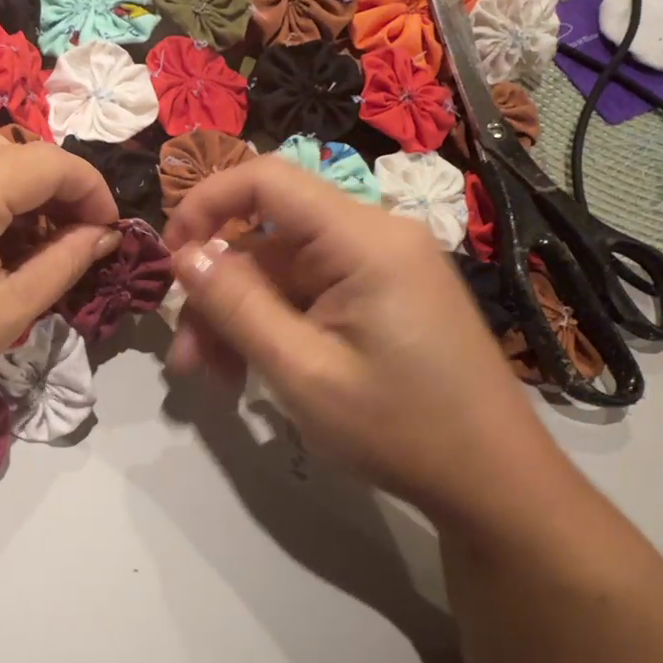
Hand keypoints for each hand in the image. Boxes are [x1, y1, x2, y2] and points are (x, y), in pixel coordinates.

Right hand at [163, 158, 555, 520]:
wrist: (494, 484)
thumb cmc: (401, 429)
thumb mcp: (301, 371)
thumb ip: (236, 305)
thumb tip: (183, 255)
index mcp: (363, 239)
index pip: (266, 179)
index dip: (204, 205)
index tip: (169, 260)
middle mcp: (373, 237)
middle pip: (265, 238)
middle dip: (216, 292)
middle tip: (185, 358)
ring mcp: (379, 268)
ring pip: (278, 272)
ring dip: (237, 318)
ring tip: (213, 379)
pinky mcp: (381, 297)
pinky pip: (305, 295)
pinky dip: (270, 327)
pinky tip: (249, 374)